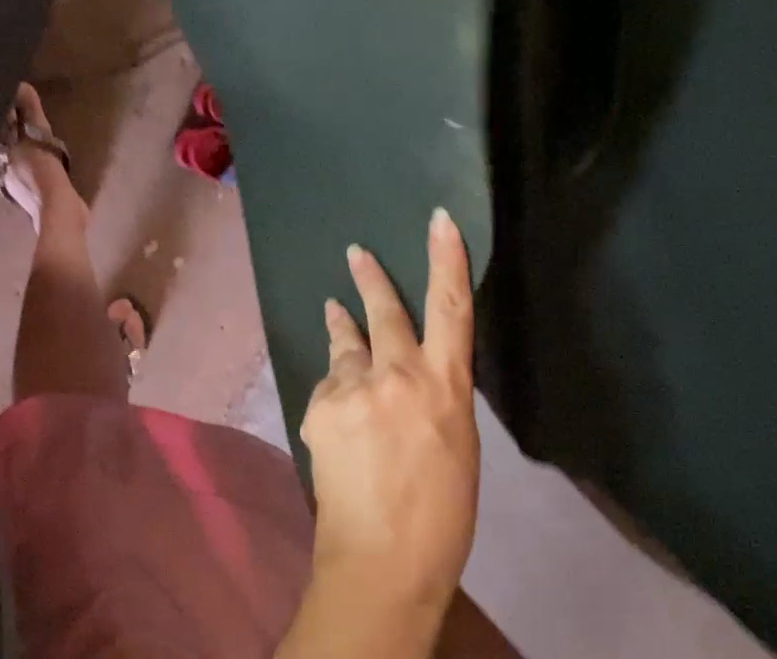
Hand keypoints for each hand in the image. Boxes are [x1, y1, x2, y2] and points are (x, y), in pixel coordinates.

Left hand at [304, 207, 480, 612]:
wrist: (381, 556)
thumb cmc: (440, 512)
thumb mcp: (457, 445)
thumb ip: (432, 398)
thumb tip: (408, 378)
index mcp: (445, 386)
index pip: (451, 307)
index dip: (447, 259)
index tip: (438, 219)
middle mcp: (398, 374)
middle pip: (385, 311)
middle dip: (371, 278)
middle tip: (356, 253)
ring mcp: (354, 387)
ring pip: (347, 346)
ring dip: (344, 330)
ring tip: (336, 308)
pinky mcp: (319, 405)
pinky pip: (328, 387)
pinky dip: (334, 392)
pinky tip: (337, 418)